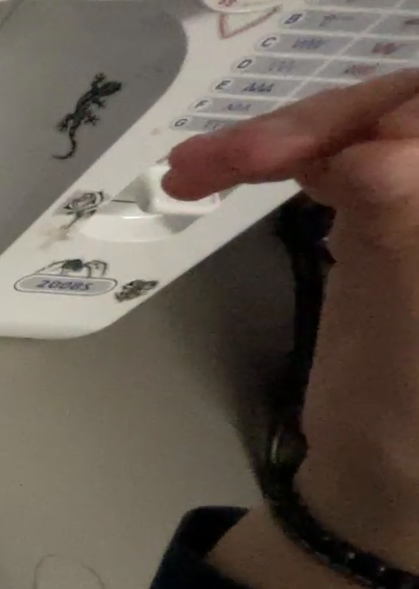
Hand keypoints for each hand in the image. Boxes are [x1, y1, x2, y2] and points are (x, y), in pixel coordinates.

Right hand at [167, 71, 418, 588]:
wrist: (395, 477)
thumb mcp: (413, 328)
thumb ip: (406, 231)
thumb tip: (372, 151)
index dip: (394, 115)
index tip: (288, 159)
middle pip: (418, 110)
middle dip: (322, 121)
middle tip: (216, 159)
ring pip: (377, 127)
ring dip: (286, 136)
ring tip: (193, 168)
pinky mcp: (403, 215)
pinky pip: (349, 157)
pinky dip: (282, 157)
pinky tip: (227, 172)